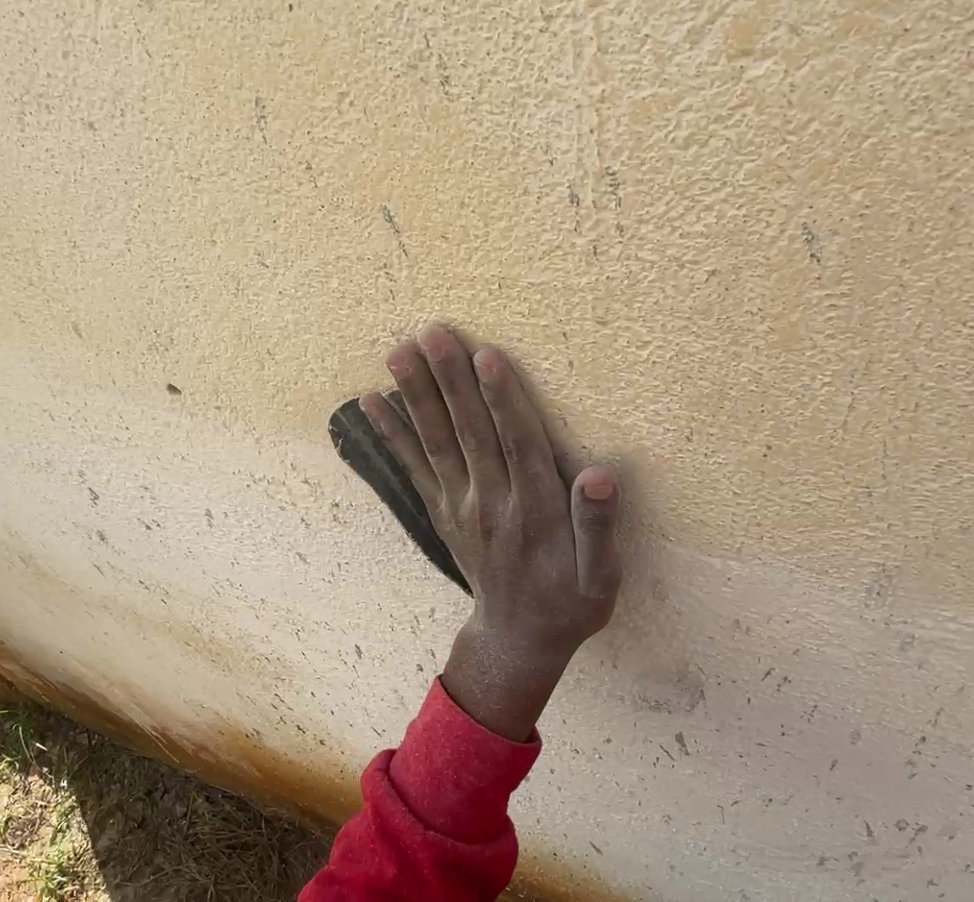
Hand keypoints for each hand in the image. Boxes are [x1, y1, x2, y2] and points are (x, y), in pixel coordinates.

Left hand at [360, 325, 621, 739]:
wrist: (518, 641)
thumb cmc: (570, 602)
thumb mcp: (602, 577)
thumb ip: (599, 526)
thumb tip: (599, 476)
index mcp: (535, 513)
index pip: (517, 446)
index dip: (503, 400)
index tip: (485, 356)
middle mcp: (492, 503)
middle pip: (470, 433)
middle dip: (450, 381)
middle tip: (431, 333)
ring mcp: (462, 507)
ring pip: (437, 443)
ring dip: (416, 396)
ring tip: (397, 353)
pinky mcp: (443, 512)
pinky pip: (414, 468)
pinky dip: (391, 434)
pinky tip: (371, 401)